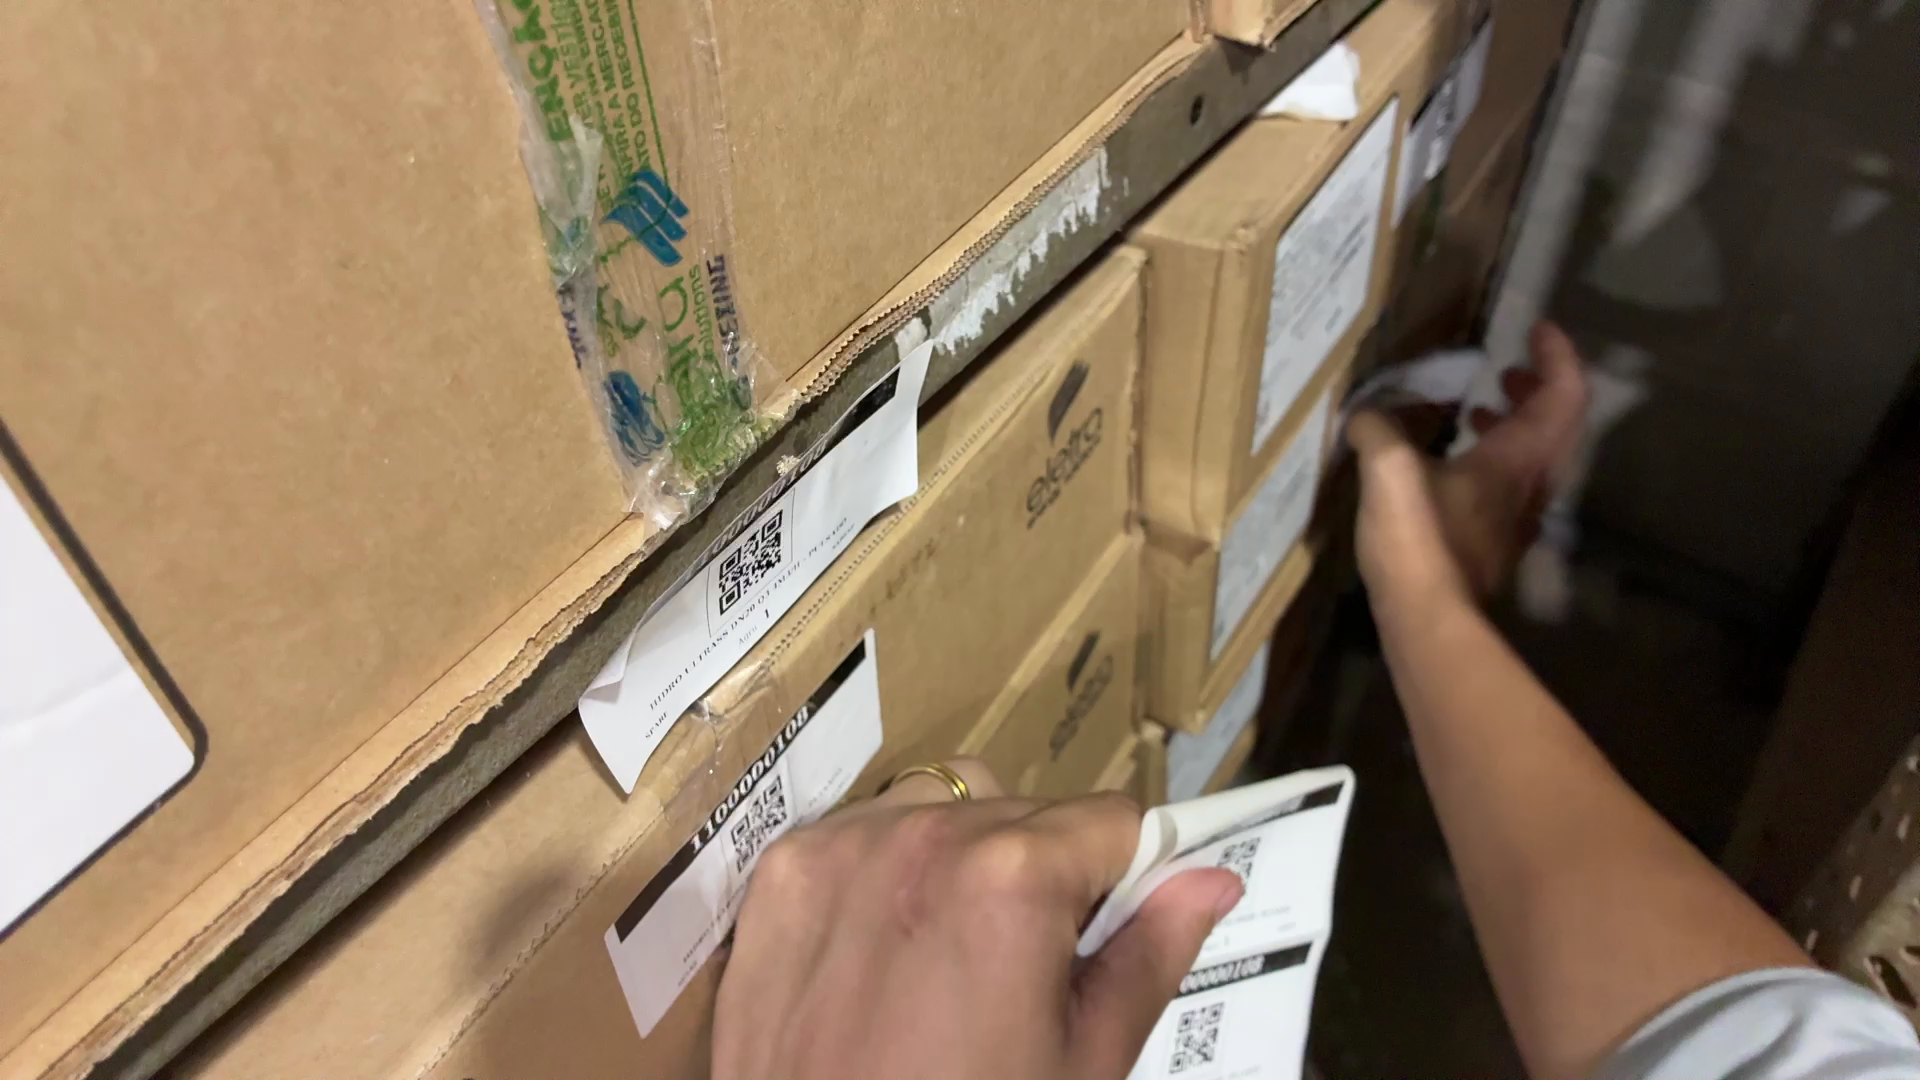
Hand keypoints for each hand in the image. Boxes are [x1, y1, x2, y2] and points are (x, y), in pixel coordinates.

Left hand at [711, 759, 1244, 1079]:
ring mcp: (846, 839)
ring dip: (965, 844)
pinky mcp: (786, 862)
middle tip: (1018, 952)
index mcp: (1014, 874)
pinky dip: (887, 858)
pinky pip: (867, 823)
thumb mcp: (1083, 1063)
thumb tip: (1213, 876)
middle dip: (1042, 864)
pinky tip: (878, 929)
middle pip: (1026, 807)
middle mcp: (926, 829)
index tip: (1102, 917)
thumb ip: (1150, 952)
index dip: (1121, 868)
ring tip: (947, 932)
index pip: (1111, 818)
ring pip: (947, 797)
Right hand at [1347, 321, 1588, 610]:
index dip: (1557, 355)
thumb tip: (1364, 415)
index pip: (1562, 394)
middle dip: (1534, 390)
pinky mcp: (1488, 542)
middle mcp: (1528, 485)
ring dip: (1509, 426)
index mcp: (1517, 460)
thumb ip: (1378, 433)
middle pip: (1553, 425)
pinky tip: (1443, 469)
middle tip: (1504, 370)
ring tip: (1471, 412)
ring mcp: (1512, 518)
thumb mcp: (1389, 474)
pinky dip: (1486, 460)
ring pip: (1529, 458)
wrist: (1428, 617)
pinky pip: (1503, 485)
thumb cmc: (1420, 540)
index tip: (1537, 329)